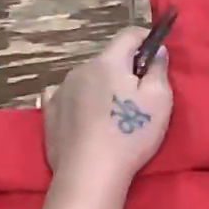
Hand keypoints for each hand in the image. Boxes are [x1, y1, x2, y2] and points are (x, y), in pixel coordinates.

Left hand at [41, 28, 173, 191]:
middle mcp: (80, 69)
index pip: (128, 35)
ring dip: (101, 86)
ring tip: (110, 114)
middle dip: (123, 69)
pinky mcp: (49, 112)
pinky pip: (66, 96)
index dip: (145, 38)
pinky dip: (78, 101)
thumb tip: (157, 51)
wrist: (89, 173)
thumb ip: (159, 70)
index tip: (155, 52)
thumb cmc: (130, 135)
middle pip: (107, 59)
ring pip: (87, 78)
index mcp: (108, 62)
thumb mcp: (159, 101)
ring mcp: (61, 90)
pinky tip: (84, 118)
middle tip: (137, 96)